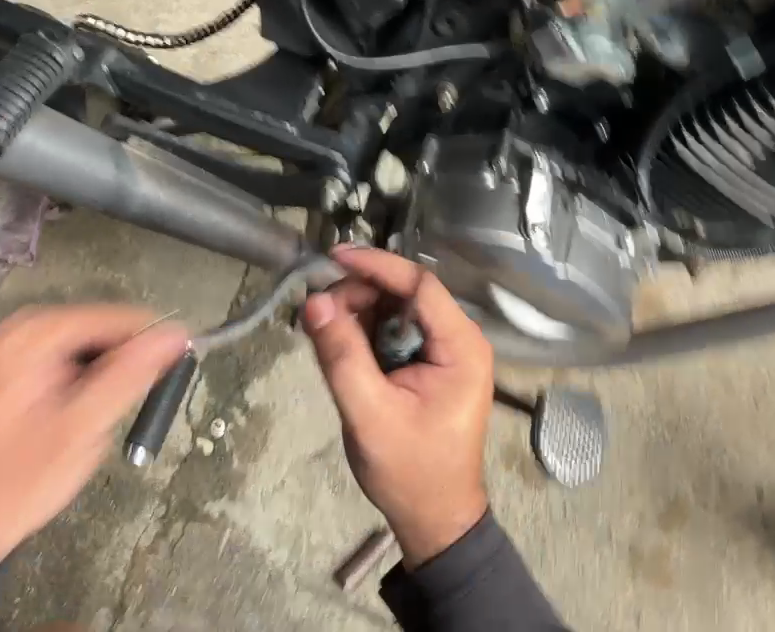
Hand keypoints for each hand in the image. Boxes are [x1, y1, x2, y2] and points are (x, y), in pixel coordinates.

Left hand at [0, 305, 188, 568]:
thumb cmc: (23, 478)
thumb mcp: (83, 426)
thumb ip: (130, 375)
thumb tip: (175, 335)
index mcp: (30, 336)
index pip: (109, 318)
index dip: (147, 338)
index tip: (181, 357)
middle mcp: (19, 331)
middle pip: (97, 329)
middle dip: (124, 359)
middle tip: (148, 390)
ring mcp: (15, 349)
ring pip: (87, 345)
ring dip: (108, 371)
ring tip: (113, 408)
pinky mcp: (17, 369)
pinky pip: (70, 358)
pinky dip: (88, 379)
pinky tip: (90, 409)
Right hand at [300, 248, 494, 567]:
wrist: (434, 518)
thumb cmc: (410, 471)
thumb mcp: (369, 415)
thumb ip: (342, 356)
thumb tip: (313, 302)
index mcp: (461, 346)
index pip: (419, 283)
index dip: (376, 264)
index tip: (333, 257)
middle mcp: (459, 338)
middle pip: (405, 291)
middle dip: (360, 292)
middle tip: (319, 312)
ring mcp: (445, 349)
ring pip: (397, 306)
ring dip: (359, 309)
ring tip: (324, 330)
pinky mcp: (429, 361)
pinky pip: (395, 328)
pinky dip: (365, 328)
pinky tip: (340, 341)